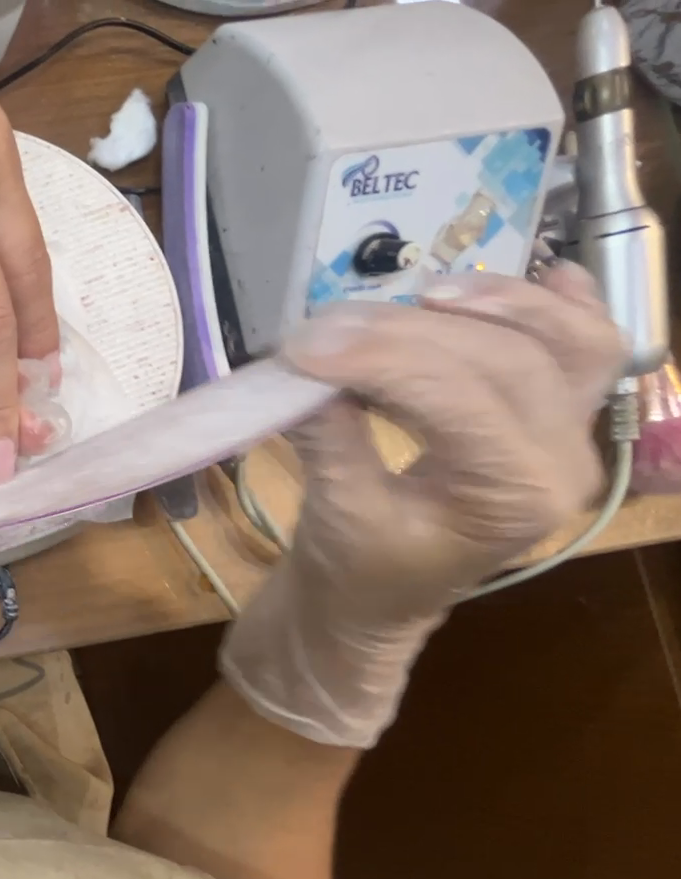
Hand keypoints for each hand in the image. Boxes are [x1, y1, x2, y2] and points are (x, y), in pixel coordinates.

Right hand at [222, 265, 623, 747]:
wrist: (370, 603)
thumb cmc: (352, 572)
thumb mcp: (332, 513)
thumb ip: (328, 437)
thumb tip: (300, 370)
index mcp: (512, 494)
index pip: (457, 396)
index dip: (377, 359)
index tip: (297, 346)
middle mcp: (561, 458)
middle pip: (507, 359)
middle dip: (409, 330)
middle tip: (321, 326)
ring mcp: (565, 436)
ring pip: (565, 343)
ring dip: (494, 305)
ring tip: (413, 293)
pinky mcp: (546, 422)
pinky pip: (581, 351)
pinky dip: (558, 307)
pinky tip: (538, 274)